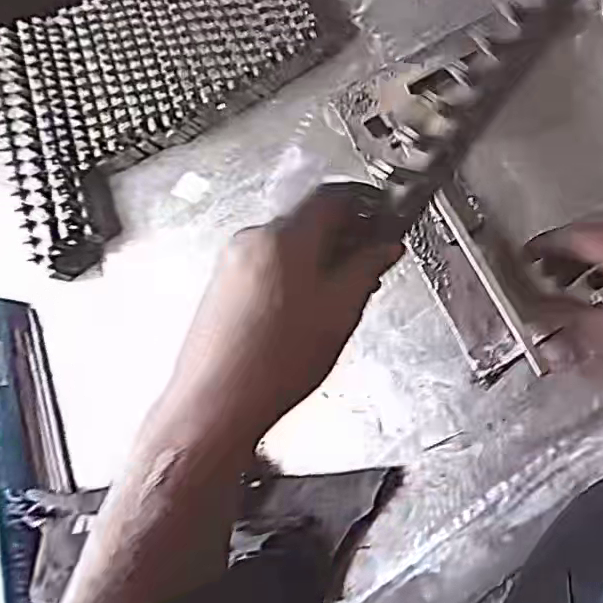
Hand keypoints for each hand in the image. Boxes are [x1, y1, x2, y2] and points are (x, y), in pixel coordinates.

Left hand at [169, 183, 402, 437]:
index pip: (333, 196)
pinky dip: (299, 272)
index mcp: (283, 238)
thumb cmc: (272, 364)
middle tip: (374, 255)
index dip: (366, 201)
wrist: (216, 406)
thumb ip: (368, 268)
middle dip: (348, 234)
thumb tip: (386, 247)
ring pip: (291, 243)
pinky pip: (271, 263)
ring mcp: (233, 263)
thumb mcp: (341, 309)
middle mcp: (252, 241)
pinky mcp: (225, 286)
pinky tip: (313, 305)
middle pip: (310, 219)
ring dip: (324, 255)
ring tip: (348, 288)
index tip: (384, 213)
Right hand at [529, 219, 602, 436]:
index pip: (574, 238)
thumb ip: (576, 320)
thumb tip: (544, 314)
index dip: (545, 246)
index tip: (523, 256)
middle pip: (589, 229)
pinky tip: (594, 279)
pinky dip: (601, 253)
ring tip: (558, 274)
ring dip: (581, 248)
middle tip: (536, 266)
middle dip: (560, 245)